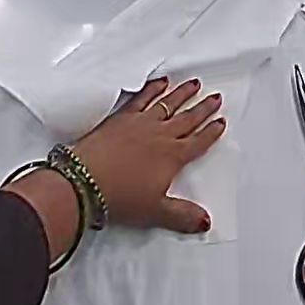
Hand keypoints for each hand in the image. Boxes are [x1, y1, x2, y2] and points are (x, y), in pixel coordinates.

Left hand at [71, 78, 225, 233]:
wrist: (84, 181)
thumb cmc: (118, 196)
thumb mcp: (155, 211)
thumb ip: (182, 215)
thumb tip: (204, 222)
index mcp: (172, 157)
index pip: (198, 142)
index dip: (211, 132)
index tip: (220, 122)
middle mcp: (161, 135)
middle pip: (188, 118)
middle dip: (203, 108)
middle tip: (215, 98)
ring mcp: (142, 123)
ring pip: (169, 103)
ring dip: (183, 93)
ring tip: (194, 84)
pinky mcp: (122, 117)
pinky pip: (143, 98)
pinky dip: (153, 89)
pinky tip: (160, 83)